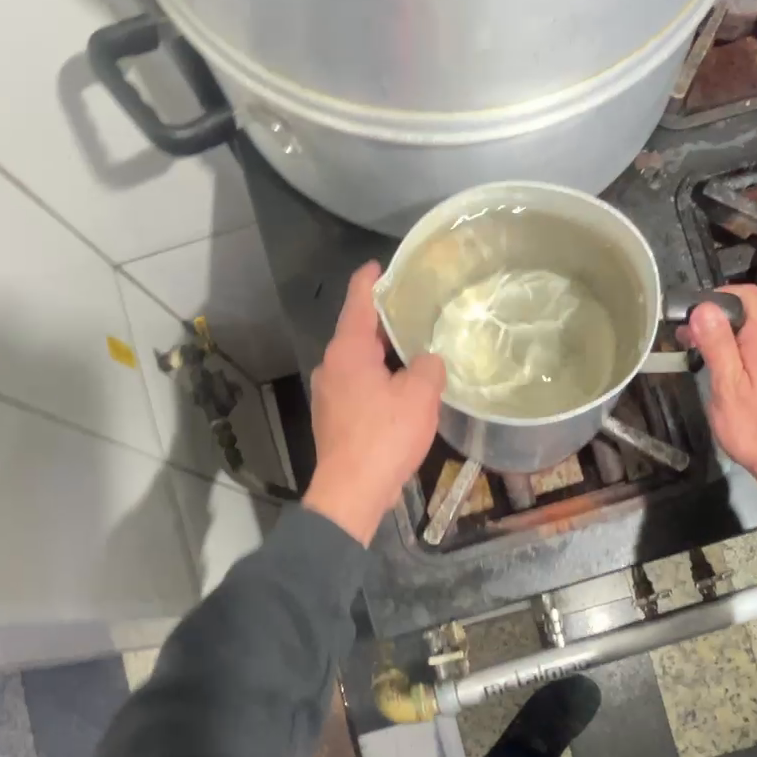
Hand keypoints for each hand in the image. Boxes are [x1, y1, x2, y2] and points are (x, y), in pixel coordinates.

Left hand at [302, 262, 446, 544]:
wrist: (352, 491)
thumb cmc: (385, 436)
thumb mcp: (419, 396)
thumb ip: (428, 368)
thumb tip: (428, 361)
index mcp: (348, 350)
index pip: (358, 300)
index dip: (372, 279)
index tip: (383, 265)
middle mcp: (331, 366)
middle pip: (358, 332)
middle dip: (384, 322)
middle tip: (416, 311)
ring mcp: (328, 394)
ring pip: (359, 363)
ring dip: (383, 355)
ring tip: (414, 351)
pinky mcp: (334, 419)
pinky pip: (358, 388)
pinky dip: (378, 381)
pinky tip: (401, 391)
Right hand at [679, 285, 756, 493]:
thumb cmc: (753, 426)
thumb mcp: (728, 386)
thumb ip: (717, 345)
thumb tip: (704, 308)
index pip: (745, 295)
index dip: (717, 296)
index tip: (690, 314)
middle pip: (743, 311)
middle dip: (711, 315)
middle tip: (683, 336)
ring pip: (743, 331)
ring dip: (716, 334)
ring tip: (689, 349)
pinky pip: (745, 349)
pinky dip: (725, 350)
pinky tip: (709, 367)